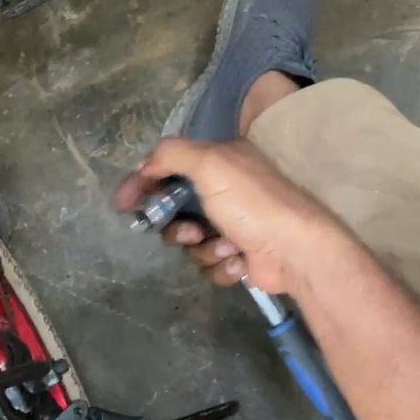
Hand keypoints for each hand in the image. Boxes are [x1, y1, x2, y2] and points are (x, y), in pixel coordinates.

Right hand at [112, 138, 346, 294]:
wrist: (295, 249)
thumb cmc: (252, 202)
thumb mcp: (210, 162)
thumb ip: (171, 154)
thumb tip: (144, 165)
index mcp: (220, 163)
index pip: (169, 168)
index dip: (143, 184)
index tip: (123, 204)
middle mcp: (225, 191)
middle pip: (175, 211)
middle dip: (179, 227)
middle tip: (192, 232)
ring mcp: (232, 226)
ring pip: (190, 243)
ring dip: (204, 248)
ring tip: (227, 247)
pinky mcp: (238, 256)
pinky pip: (208, 264)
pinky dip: (220, 265)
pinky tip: (239, 261)